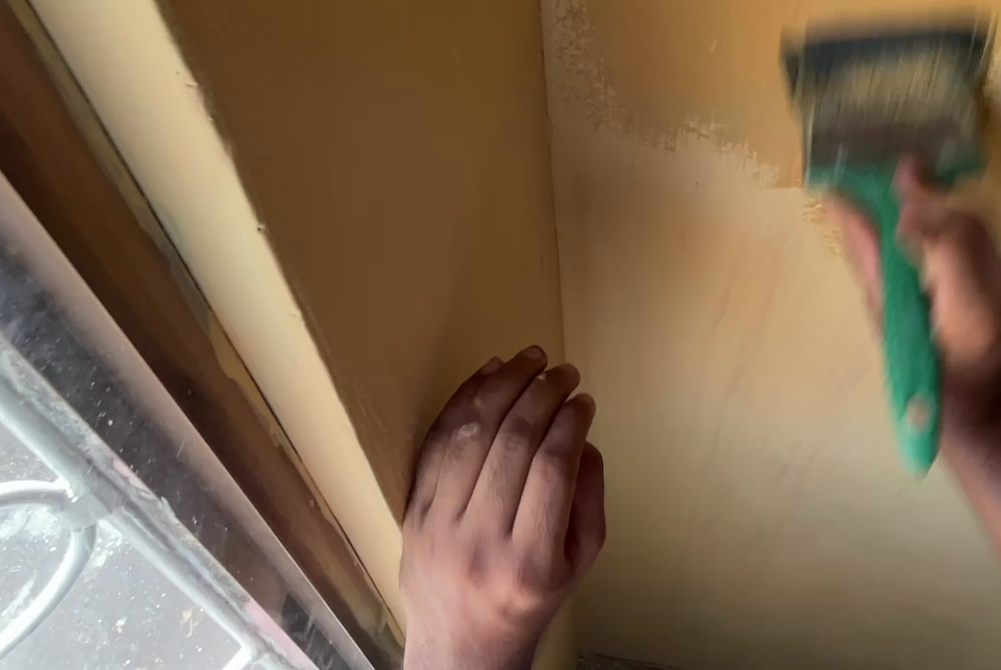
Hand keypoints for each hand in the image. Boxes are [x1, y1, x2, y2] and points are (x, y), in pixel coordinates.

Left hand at [402, 347, 605, 669]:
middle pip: (512, 443)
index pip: (552, 468)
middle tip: (563, 371)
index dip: (571, 422)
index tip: (585, 399)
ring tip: (530, 359)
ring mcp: (437, 526)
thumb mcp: (580, 560)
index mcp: (528, 563)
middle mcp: (478, 543)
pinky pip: (436, 442)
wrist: (459, 650)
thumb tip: (580, 435)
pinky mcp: (411, 512)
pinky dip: (463, 399)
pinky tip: (489, 372)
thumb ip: (589, 495)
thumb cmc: (530, 600)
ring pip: (471, 434)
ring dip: (504, 385)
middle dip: (543, 393)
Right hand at [825, 158, 1000, 430]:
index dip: (924, 212)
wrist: (978, 403)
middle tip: (897, 173)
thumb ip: (868, 257)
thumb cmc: (921, 375)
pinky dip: (955, 219)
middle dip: (932, 196)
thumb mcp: (885, 319)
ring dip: (944, 203)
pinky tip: (931, 218)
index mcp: (973, 318)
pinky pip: (986, 233)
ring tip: (908, 189)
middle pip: (972, 224)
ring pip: (982, 222)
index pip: (955, 245)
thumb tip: (840, 201)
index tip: (893, 188)